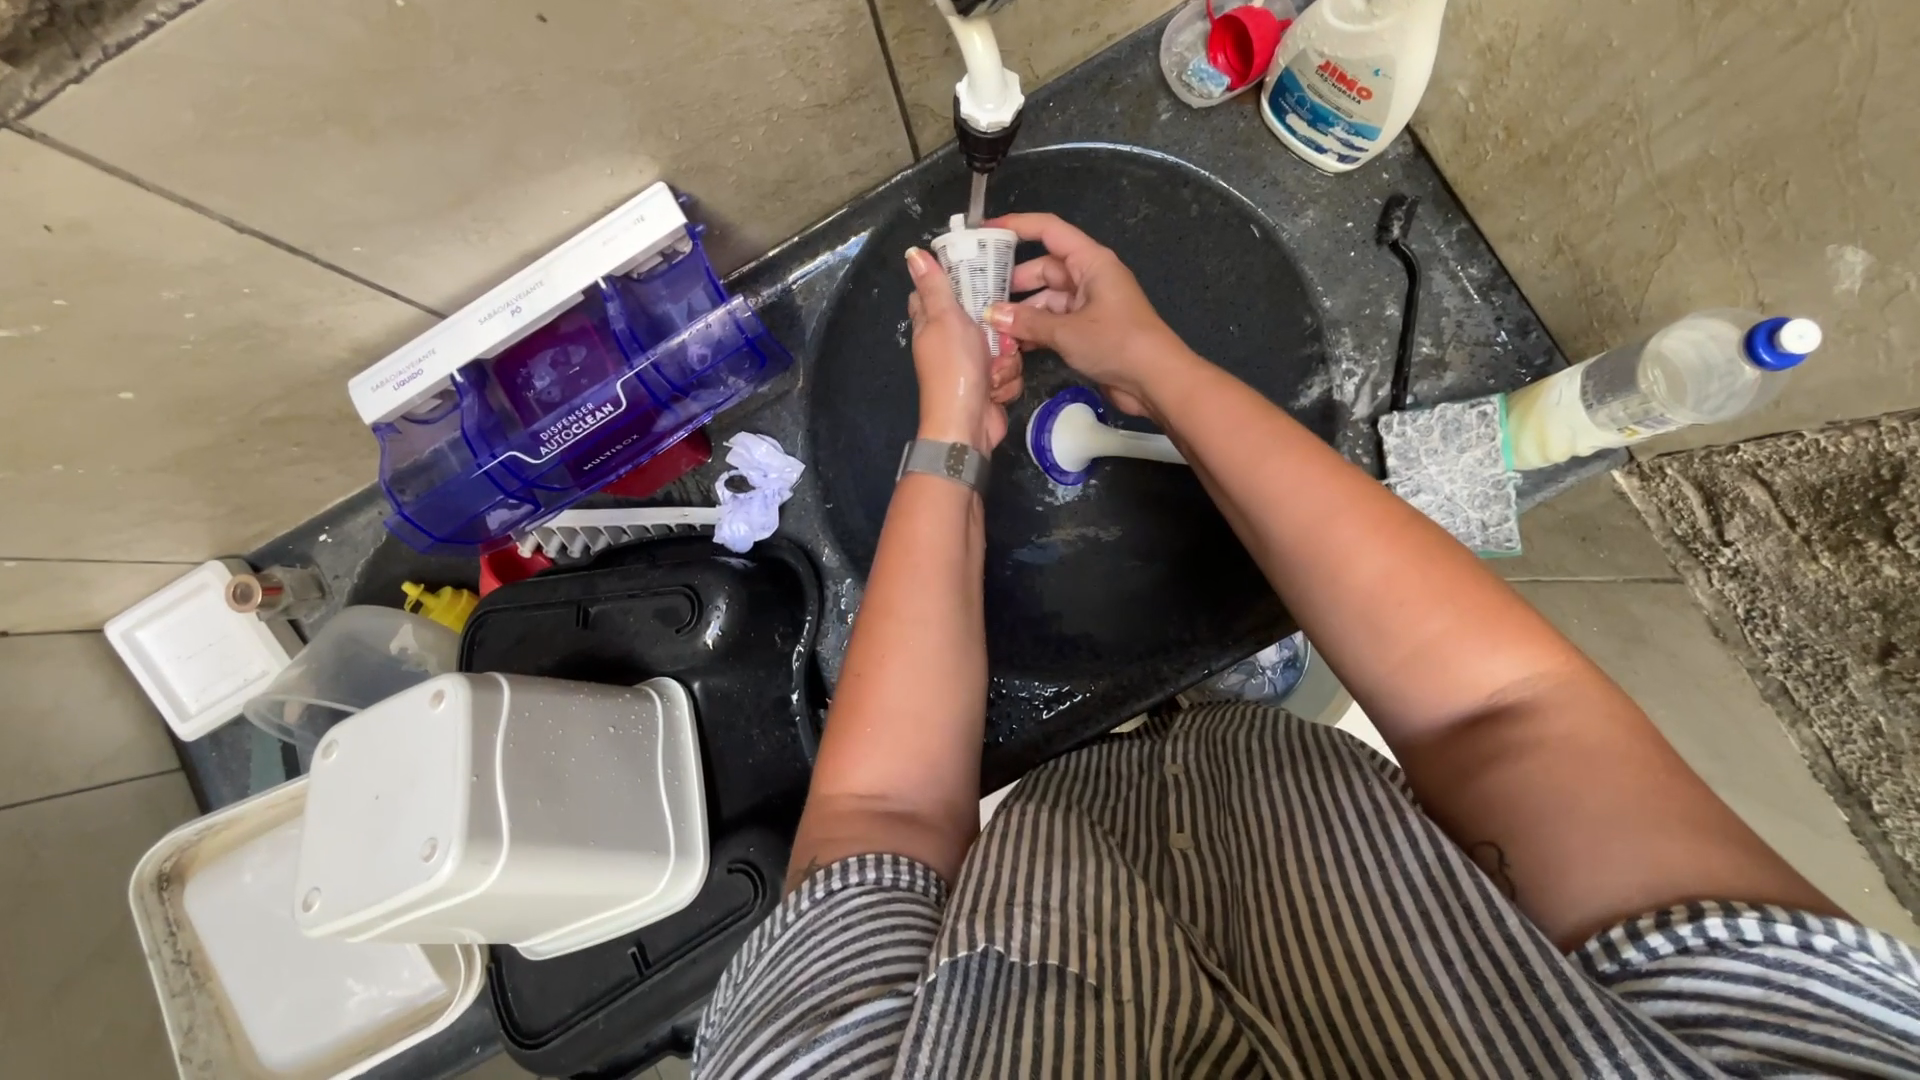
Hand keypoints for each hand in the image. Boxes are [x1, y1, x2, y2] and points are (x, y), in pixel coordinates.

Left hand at [906, 246, 1023, 452]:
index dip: (958, 280)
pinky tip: (995, 391)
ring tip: (992, 372)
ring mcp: (971, 366)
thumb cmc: (954, 368)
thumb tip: (912, 253)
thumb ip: (934, 285)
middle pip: (984, 317)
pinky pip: (1009, 372)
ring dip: (1004, 361)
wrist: (966, 425)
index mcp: (932, 322)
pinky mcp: (989, 386)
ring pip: (1003, 346)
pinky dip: (1005, 383)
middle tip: (995, 338)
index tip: (981, 272)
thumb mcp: (944, 318)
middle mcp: (950, 342)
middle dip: (998, 328)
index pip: (939, 290)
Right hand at [984, 213, 1193, 417]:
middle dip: (1013, 282)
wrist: (1155, 380)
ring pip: (1047, 300)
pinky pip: (1055, 323)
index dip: (1018, 226)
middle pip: (1044, 269)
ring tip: (991, 326)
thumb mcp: (1067, 331)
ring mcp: (1089, 306)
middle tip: (980, 294)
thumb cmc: (1117, 343)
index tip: (987, 231)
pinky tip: (1013, 344)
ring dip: (1022, 313)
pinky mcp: (1088, 331)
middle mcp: (1089, 278)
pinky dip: (1035, 331)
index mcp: (1091, 262)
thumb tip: (992, 315)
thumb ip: (1028, 322)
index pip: (1049, 231)